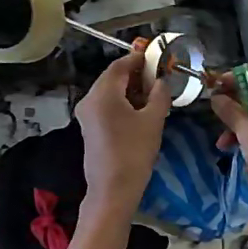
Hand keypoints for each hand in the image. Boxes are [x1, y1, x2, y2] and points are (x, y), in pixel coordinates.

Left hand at [76, 52, 171, 212]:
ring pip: (109, 93)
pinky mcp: (88, 128)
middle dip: (135, 75)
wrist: (113, 189)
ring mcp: (86, 115)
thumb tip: (161, 82)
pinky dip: (121, 103)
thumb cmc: (134, 152)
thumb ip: (160, 95)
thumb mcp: (153, 120)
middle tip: (158, 78)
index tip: (157, 59)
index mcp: (102, 93)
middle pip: (112, 78)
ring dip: (129, 90)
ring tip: (153, 96)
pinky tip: (139, 112)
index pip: (120, 65)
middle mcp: (89, 99)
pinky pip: (105, 107)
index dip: (138, 59)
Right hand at [210, 69, 247, 207]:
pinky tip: (230, 147)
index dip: (233, 77)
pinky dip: (246, 134)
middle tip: (213, 110)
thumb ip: (230, 111)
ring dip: (236, 123)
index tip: (213, 86)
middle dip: (233, 103)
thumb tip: (216, 97)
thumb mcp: (246, 131)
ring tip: (221, 140)